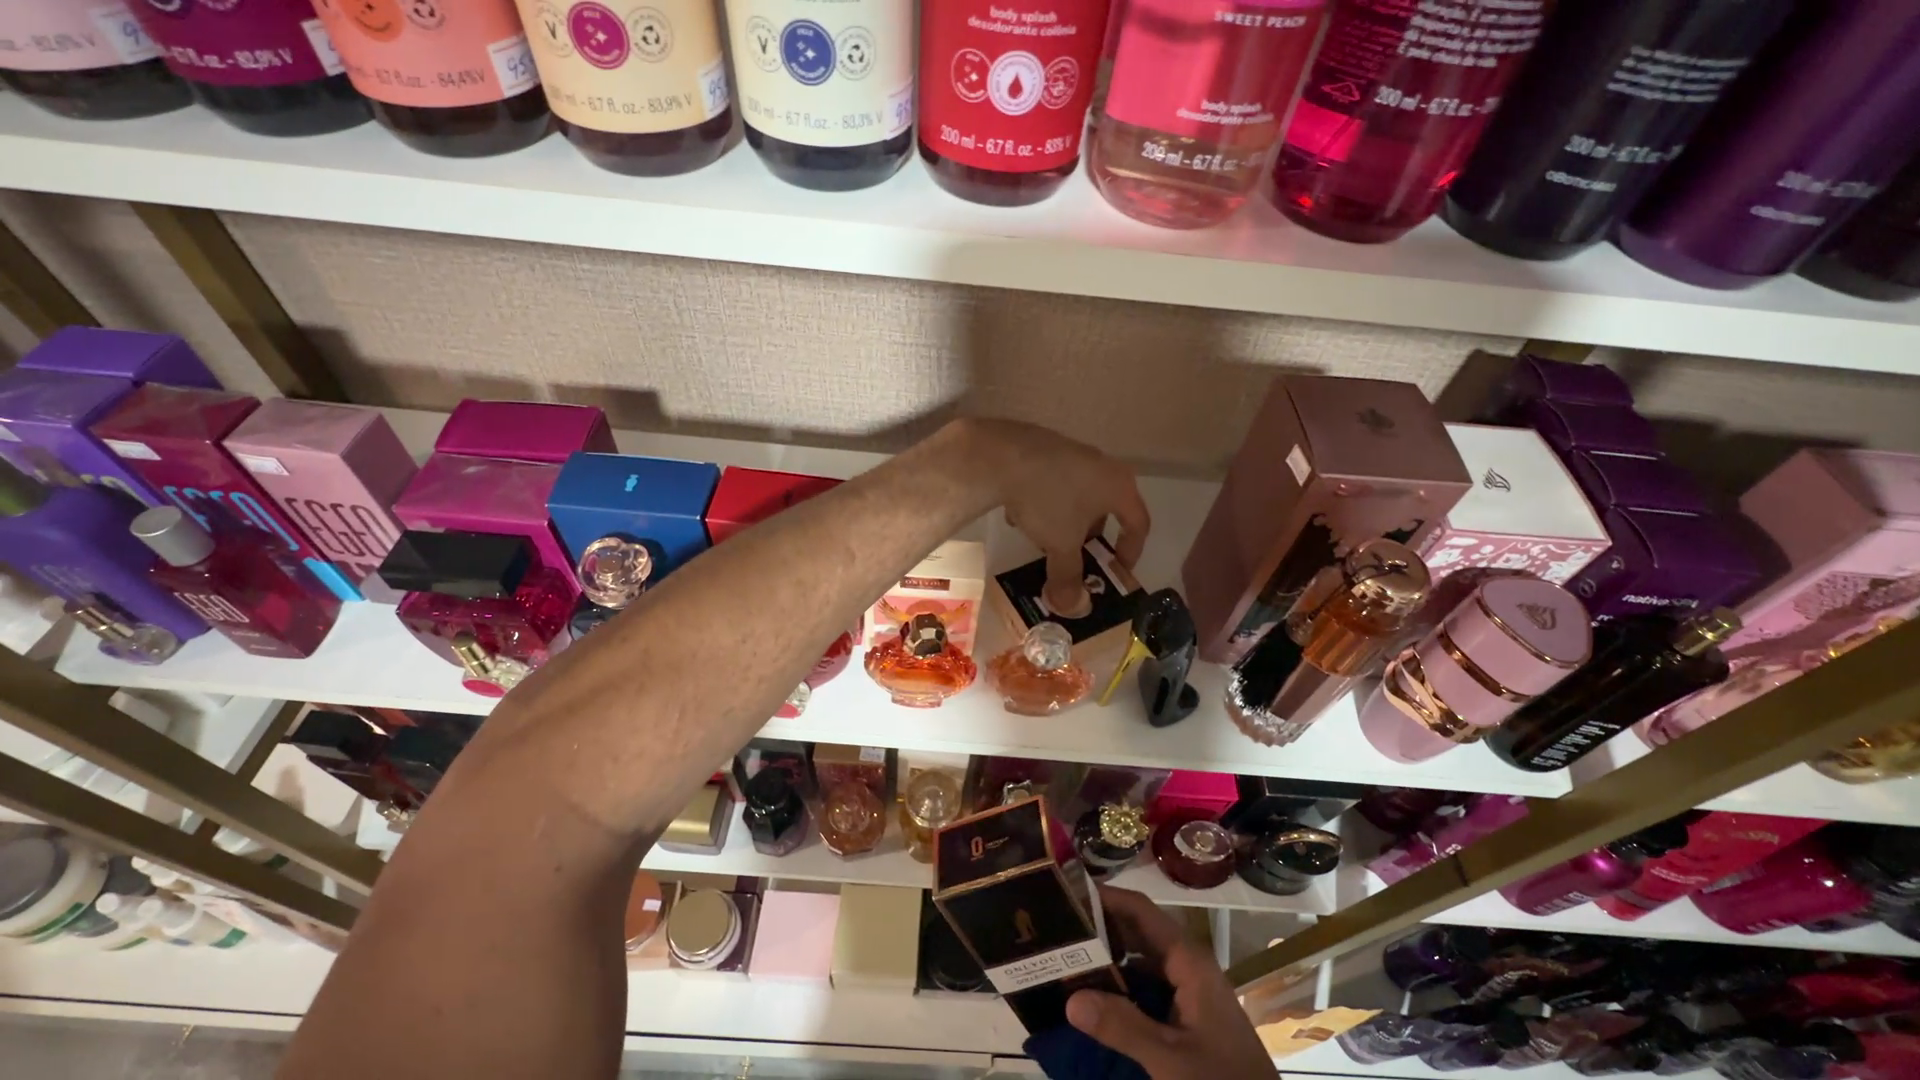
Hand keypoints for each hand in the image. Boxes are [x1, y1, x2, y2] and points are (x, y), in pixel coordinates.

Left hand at [957, 418, 1150, 615]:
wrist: (1003, 456)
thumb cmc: (1049, 500)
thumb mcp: (1061, 545)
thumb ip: (1069, 576)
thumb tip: (1071, 607)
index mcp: (1119, 487)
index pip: (1139, 524)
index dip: (1131, 552)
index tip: (1117, 572)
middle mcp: (1103, 466)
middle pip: (1105, 510)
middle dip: (1090, 539)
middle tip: (1076, 559)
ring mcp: (1074, 454)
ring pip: (1076, 497)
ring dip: (1064, 522)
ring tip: (1043, 542)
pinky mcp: (1046, 449)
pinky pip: (1052, 483)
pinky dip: (1043, 503)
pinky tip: (1019, 516)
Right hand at [1068, 886, 1274, 1079]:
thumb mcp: (1171, 1059)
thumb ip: (1123, 1027)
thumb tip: (1069, 998)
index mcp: (1188, 962)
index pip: (1140, 910)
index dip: (1103, 897)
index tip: (1062, 892)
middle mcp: (1187, 967)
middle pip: (1135, 932)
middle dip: (1095, 928)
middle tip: (1049, 929)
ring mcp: (1187, 992)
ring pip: (1138, 961)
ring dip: (1103, 959)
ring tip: (1058, 959)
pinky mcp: (1185, 1016)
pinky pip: (1143, 988)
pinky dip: (1115, 987)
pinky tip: (1087, 999)